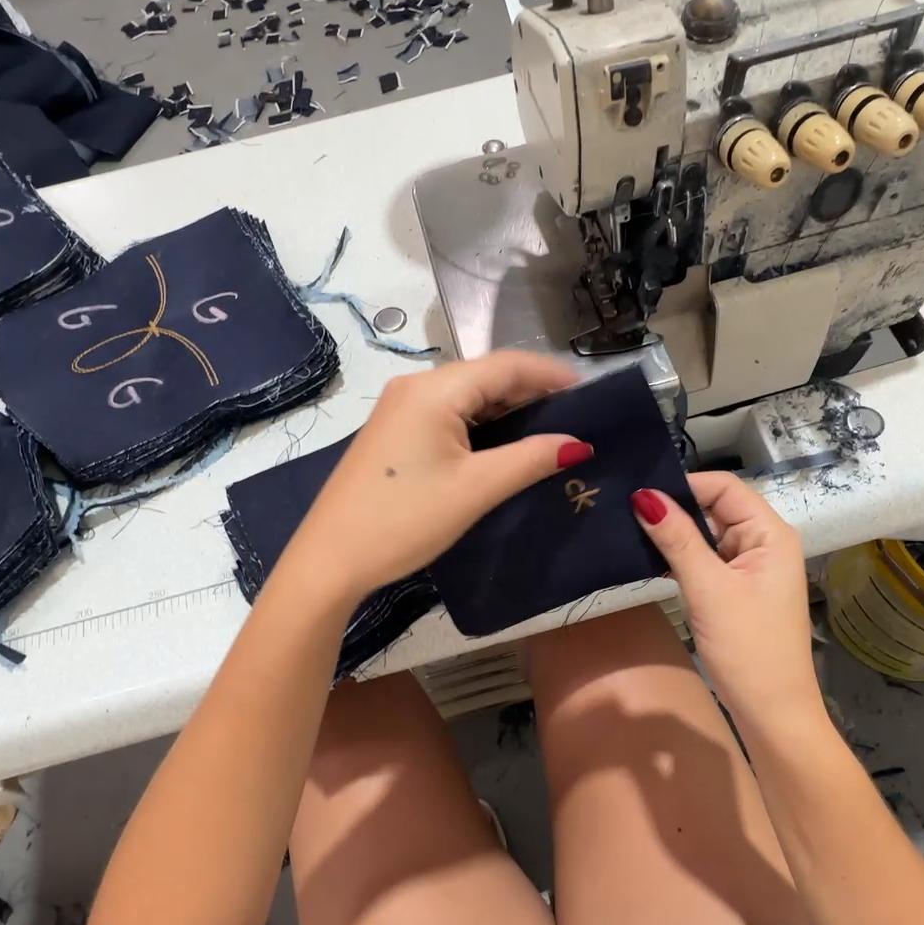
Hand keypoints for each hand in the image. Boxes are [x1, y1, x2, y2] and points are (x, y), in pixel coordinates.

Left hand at [282, 351, 588, 599]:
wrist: (331, 559)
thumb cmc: (404, 520)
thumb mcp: (475, 490)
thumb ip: (530, 459)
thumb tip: (579, 443)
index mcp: (434, 390)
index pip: (507, 365)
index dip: (552, 376)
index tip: (592, 394)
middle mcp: (415, 387)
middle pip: (486, 376)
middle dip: (533, 393)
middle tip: (577, 418)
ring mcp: (400, 409)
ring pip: (467, 396)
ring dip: (508, 410)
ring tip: (550, 432)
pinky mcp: (394, 432)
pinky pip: (448, 414)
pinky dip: (481, 424)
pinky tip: (505, 445)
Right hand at [631, 472, 818, 723]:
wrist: (771, 710)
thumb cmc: (747, 647)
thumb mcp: (707, 588)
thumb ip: (676, 539)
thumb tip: (643, 495)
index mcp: (769, 533)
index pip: (723, 487)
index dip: (683, 485)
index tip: (638, 496)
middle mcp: (764, 542)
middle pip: (715, 507)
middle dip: (674, 509)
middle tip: (624, 512)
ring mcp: (751, 566)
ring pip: (707, 534)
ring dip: (675, 535)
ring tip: (629, 532)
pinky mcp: (738, 588)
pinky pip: (707, 559)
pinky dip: (682, 558)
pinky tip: (651, 561)